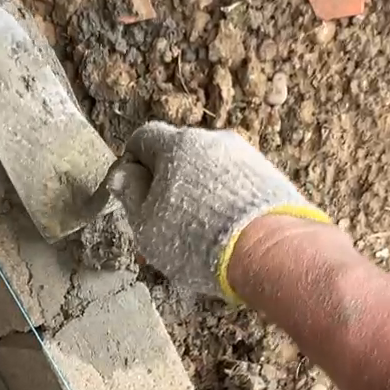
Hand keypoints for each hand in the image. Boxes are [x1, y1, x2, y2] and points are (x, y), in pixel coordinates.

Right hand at [106, 122, 330, 302]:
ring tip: (198, 235)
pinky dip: (225, 204)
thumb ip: (130, 196)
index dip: (132, 163)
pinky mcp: (268, 175)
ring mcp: (244, 155)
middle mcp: (211, 140)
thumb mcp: (147, 225)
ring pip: (209, 172)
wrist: (267, 250)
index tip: (131, 191)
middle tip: (164, 223)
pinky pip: (235, 186)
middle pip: (179, 155)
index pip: (143, 138)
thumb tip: (121, 174)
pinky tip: (225, 234)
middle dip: (168, 183)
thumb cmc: (195, 239)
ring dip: (198, 195)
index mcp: (175, 144)